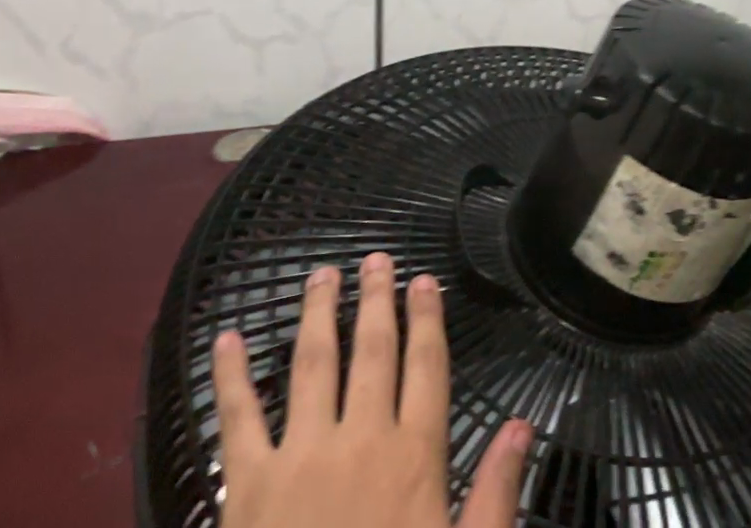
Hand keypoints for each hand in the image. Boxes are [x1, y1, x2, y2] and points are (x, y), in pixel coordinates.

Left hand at [211, 252, 533, 527]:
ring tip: (322, 274)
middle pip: (372, 352)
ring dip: (318, 313)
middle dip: (376, 300)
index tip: (423, 281)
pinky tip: (226, 338)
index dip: (427, 319)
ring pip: (312, 364)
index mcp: (413, 455)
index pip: (426, 367)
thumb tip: (524, 427)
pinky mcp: (246, 482)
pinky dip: (230, 374)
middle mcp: (360, 438)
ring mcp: (300, 455)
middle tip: (376, 259)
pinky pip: (237, 417)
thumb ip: (495, 491)